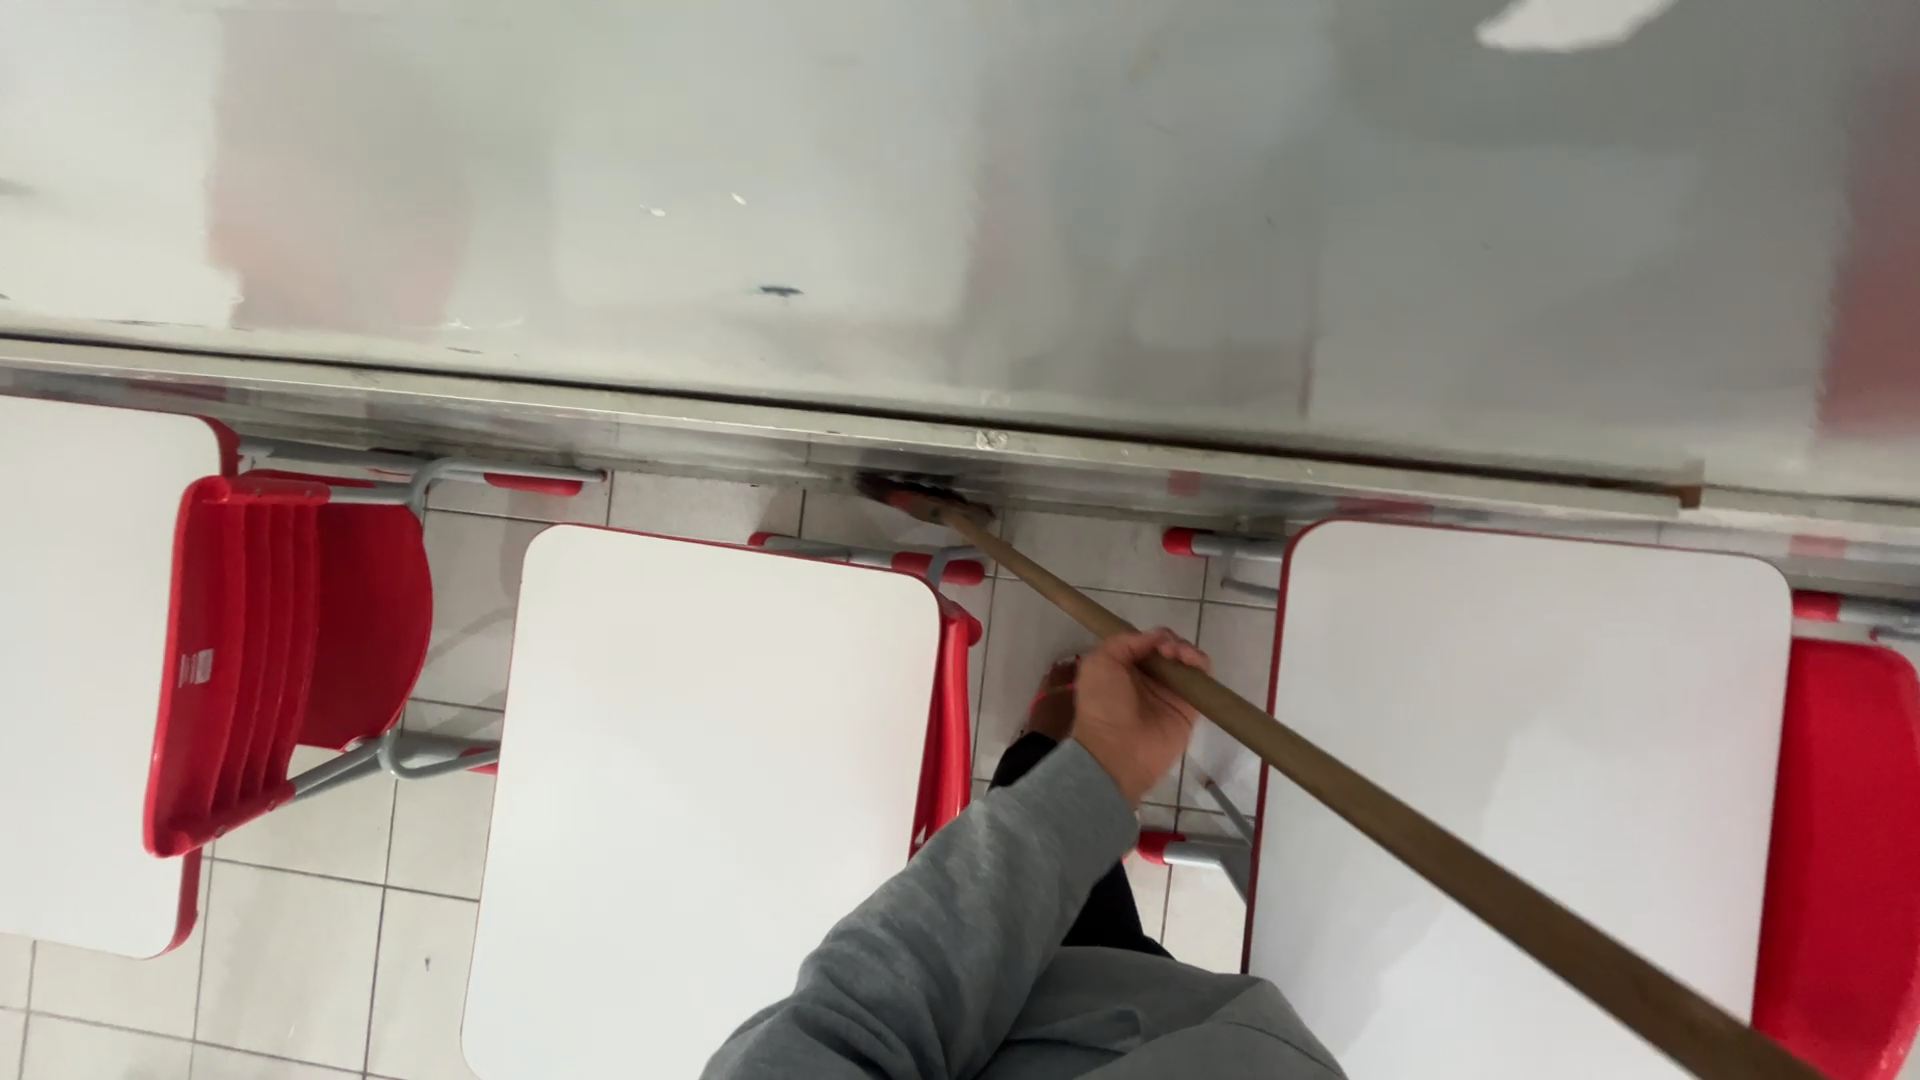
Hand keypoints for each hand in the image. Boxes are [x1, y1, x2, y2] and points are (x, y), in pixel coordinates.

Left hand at [1073, 628, 1211, 803]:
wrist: (1117, 749)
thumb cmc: (1102, 704)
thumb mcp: (1099, 663)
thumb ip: (1124, 642)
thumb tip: (1155, 636)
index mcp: (1123, 667)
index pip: (1145, 643)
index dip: (1152, 636)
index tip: (1154, 640)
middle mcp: (1147, 678)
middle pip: (1168, 648)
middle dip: (1171, 642)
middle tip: (1168, 650)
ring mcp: (1169, 692)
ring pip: (1185, 661)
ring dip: (1186, 650)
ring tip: (1180, 656)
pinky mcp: (1189, 707)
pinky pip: (1201, 681)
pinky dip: (1201, 665)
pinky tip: (1193, 662)